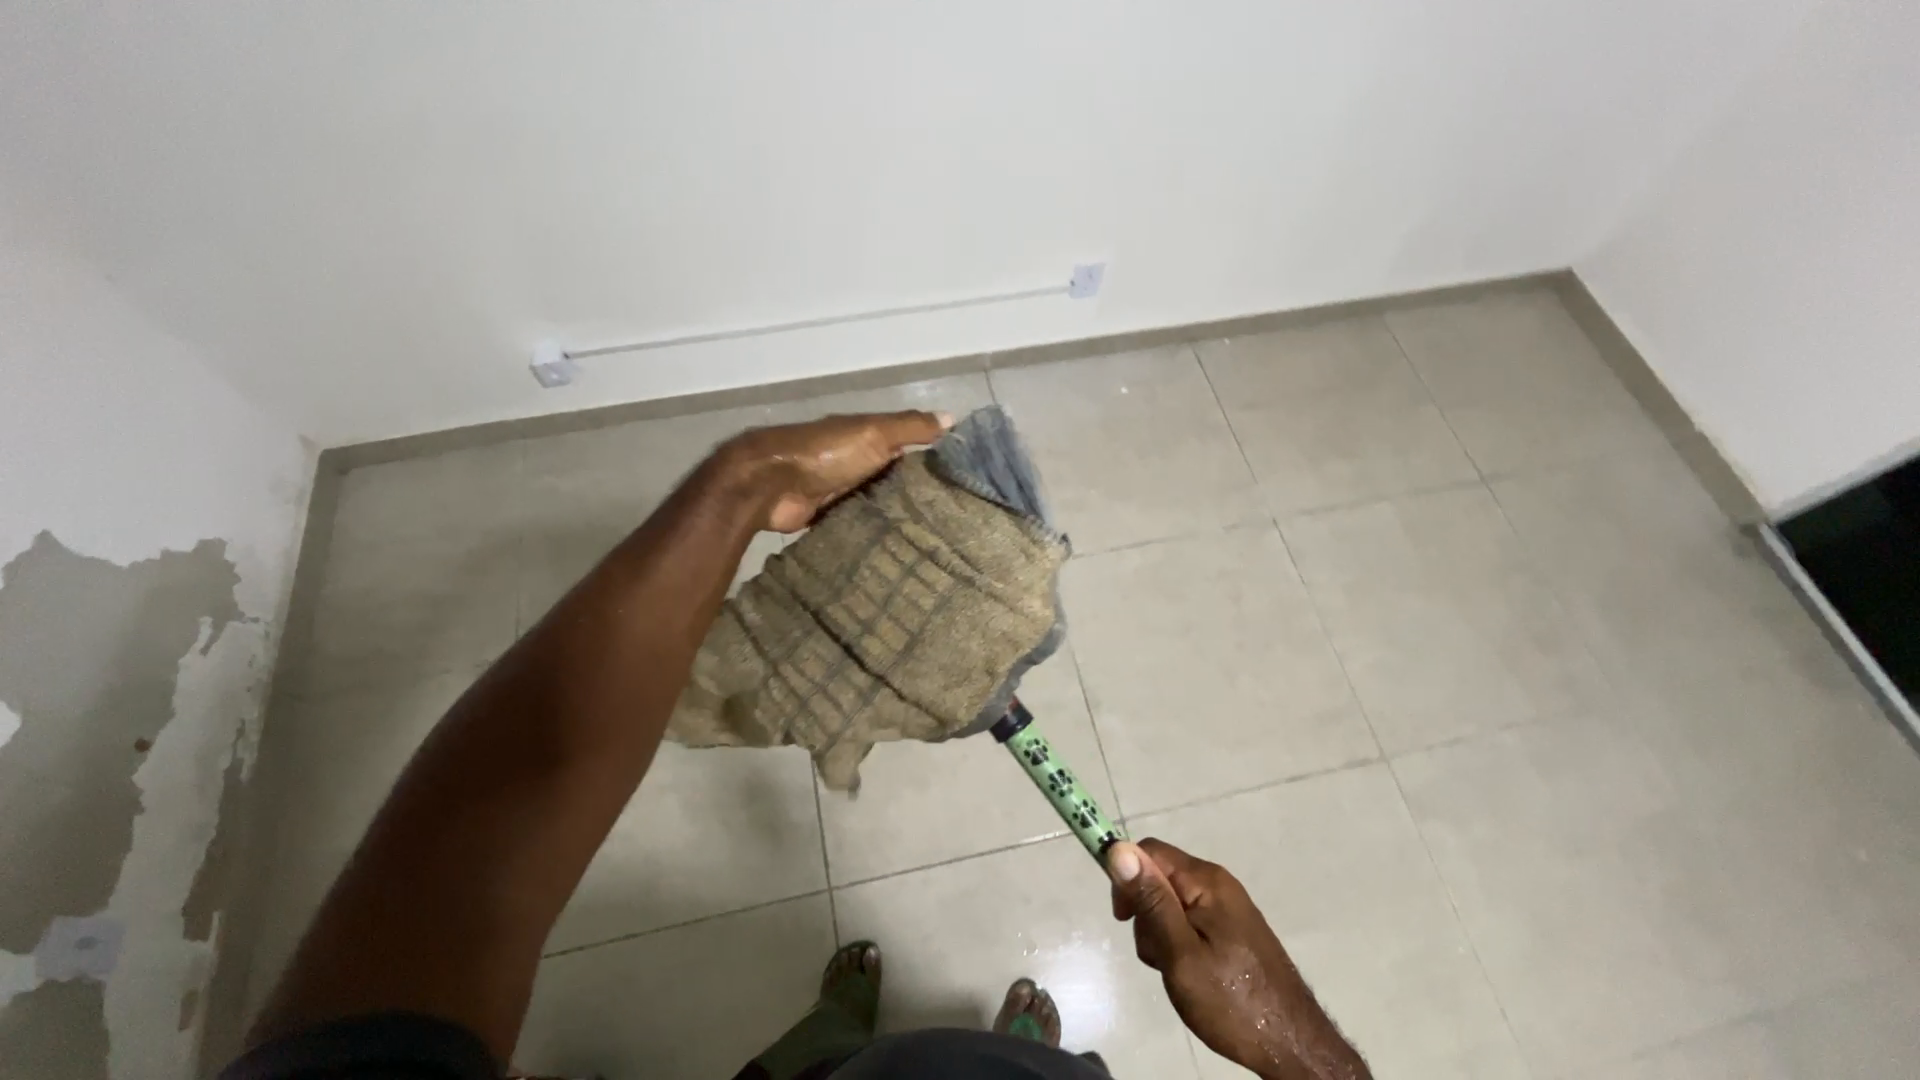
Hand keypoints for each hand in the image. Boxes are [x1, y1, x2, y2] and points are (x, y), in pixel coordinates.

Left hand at [719, 410, 952, 532]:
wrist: (771, 484)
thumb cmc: (826, 452)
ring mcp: (838, 489)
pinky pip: (857, 522)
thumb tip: (952, 417)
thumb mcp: (875, 433)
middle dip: (914, 491)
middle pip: (891, 476)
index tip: (959, 478)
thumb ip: (911, 426)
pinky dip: (873, 529)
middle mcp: (853, 460)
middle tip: (951, 515)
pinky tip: (897, 544)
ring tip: (932, 535)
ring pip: (875, 501)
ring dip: (894, 513)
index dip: (930, 457)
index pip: (905, 445)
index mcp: (865, 436)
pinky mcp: (827, 517)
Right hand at [1107, 839, 1369, 1079]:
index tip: (1122, 919)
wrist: (1290, 1044)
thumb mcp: (1180, 953)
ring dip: (1161, 934)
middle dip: (1146, 914)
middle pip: (1159, 878)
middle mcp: (1218, 884)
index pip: (1149, 851)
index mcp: (1206, 881)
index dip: (1126, 877)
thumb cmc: (1230, 1000)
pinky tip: (1191, 974)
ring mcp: (1227, 907)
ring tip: (1178, 971)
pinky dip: (1179, 943)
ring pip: (1171, 903)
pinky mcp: (1232, 929)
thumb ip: (1151, 900)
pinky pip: (1190, 921)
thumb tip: (1118, 849)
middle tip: (1160, 956)